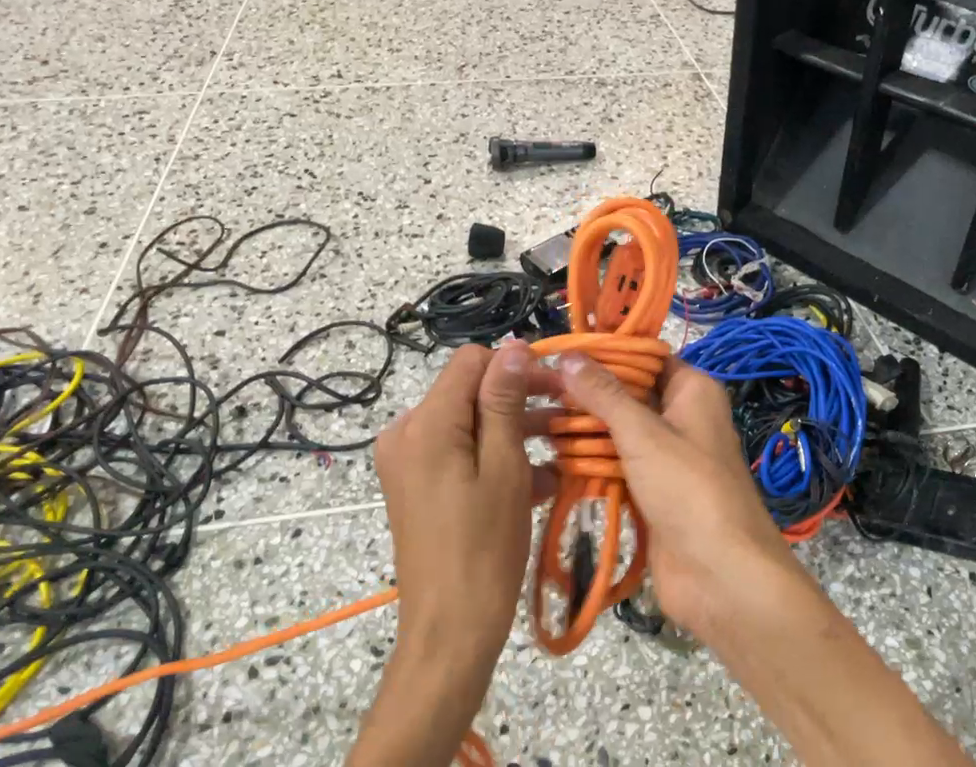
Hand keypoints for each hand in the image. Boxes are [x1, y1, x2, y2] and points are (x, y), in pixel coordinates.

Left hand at [352, 341, 551, 766]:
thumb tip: (514, 345)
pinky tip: (537, 484)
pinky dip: (495, 460)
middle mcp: (406, 433)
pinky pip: (460, 454)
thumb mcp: (504, 468)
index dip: (518, 369)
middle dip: (520, 403)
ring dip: (514, 435)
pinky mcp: (416, 487)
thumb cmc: (484, 548)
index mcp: (424, 423)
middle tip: (569, 421)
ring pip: (470, 425)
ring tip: (559, 458)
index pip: (472, 362)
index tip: (558, 391)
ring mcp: (408, 462)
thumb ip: (505, 402)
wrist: (450, 630)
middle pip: (470, 393)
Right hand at [556, 353, 809, 641]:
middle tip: (535, 385)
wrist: (721, 575)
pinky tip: (550, 456)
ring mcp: (666, 457)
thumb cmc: (690, 490)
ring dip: (583, 429)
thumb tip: (570, 356)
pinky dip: (590, 461)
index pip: (646, 357)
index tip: (559, 350)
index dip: (606, 352)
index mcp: (692, 391)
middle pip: (629, 394)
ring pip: (618, 431)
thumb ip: (605, 395)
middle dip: (586, 392)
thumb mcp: (644, 434)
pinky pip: (617, 465)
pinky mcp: (652, 491)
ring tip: (532, 418)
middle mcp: (681, 417)